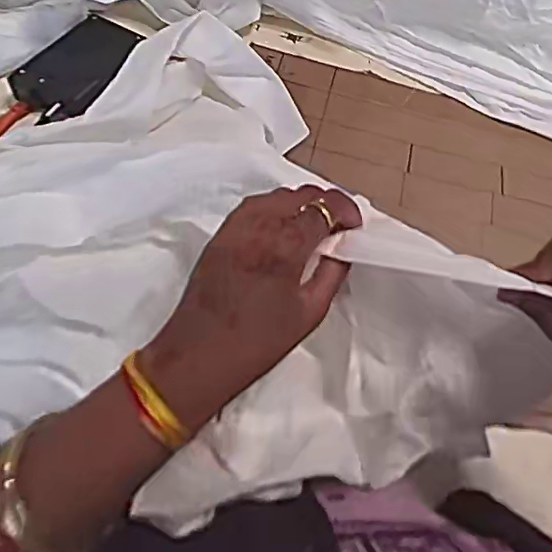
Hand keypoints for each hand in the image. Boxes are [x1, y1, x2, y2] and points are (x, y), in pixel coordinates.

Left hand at [139, 186, 362, 429]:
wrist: (199, 356)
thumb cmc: (255, 342)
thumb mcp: (310, 312)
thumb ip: (333, 272)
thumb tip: (343, 249)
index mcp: (287, 245)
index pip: (326, 206)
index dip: (346, 212)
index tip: (352, 225)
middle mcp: (261, 226)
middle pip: (304, 194)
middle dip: (328, 205)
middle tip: (337, 227)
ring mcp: (237, 226)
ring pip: (280, 195)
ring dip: (302, 204)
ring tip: (312, 228)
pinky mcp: (222, 233)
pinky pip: (256, 205)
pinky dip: (276, 208)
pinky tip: (282, 228)